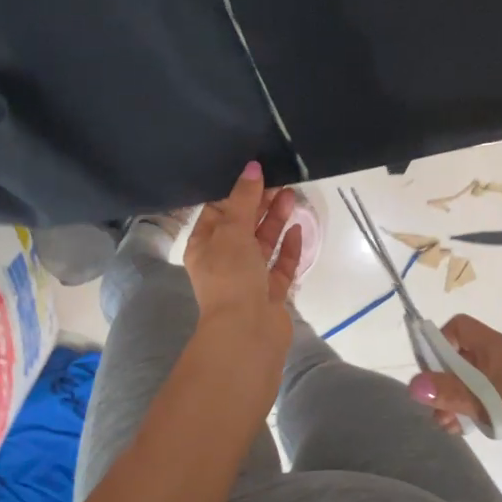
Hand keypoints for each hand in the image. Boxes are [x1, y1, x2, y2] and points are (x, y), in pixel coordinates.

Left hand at [181, 162, 302, 364]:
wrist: (247, 334)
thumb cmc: (230, 276)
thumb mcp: (232, 230)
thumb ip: (244, 199)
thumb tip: (252, 167)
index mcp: (204, 246)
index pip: (217, 211)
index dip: (235, 191)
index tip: (255, 171)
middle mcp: (223, 262)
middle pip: (242, 225)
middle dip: (259, 203)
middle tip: (279, 178)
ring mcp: (248, 280)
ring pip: (262, 244)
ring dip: (275, 220)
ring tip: (291, 194)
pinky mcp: (270, 294)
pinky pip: (280, 266)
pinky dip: (288, 247)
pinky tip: (298, 228)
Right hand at [408, 315, 501, 488]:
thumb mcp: (488, 402)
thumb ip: (450, 392)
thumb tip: (412, 385)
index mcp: (496, 347)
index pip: (458, 327)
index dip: (440, 343)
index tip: (431, 374)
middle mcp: (501, 359)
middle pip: (459, 356)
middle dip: (442, 381)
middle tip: (435, 410)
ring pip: (469, 382)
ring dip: (453, 401)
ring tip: (448, 427)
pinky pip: (482, 400)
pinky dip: (470, 412)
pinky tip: (465, 432)